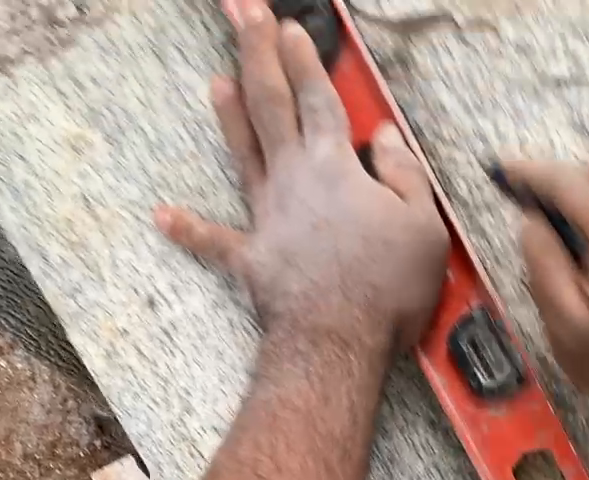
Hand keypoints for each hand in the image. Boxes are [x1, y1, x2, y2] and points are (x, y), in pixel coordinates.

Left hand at [155, 0, 448, 360]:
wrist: (340, 339)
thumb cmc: (388, 285)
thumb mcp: (424, 225)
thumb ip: (406, 173)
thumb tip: (385, 134)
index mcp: (336, 166)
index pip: (317, 99)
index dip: (304, 60)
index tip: (290, 27)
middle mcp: (293, 180)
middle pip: (270, 106)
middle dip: (257, 56)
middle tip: (242, 14)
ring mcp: (267, 218)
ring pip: (243, 154)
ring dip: (229, 117)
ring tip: (215, 82)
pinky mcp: (251, 259)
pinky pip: (214, 241)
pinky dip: (189, 229)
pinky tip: (164, 216)